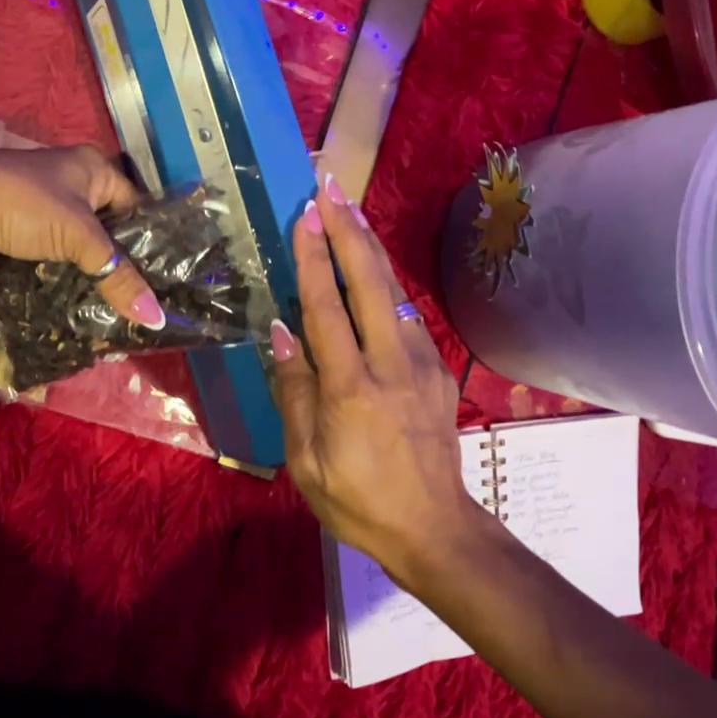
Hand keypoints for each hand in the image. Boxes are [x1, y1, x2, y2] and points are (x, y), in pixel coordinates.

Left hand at [0, 145, 165, 327]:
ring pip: (82, 235)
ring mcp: (46, 196)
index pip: (137, 206)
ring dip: (91, 264)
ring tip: (112, 300)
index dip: (148, 241)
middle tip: (138, 296)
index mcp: (95, 166)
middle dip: (119, 258)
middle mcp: (74, 175)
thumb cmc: (25, 205)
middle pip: (110, 223)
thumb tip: (155, 318)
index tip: (161, 279)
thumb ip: (118, 276)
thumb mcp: (78, 238)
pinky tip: (77, 289)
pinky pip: (57, 242)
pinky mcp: (23, 217)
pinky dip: (67, 264)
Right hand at [268, 175, 483, 581]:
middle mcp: (391, 363)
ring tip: (349, 211)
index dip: (313, 258)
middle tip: (330, 188)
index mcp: (351, 388)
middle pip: (369, 282)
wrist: (435, 528)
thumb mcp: (306, 459)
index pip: (326, 309)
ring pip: (393, 290)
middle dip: (348, 229)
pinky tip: (372, 268)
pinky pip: (404, 314)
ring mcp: (421, 363)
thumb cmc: (357, 499)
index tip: (304, 215)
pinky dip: (385, 281)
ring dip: (369, 247)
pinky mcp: (436, 370)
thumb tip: (280, 330)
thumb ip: (294, 391)